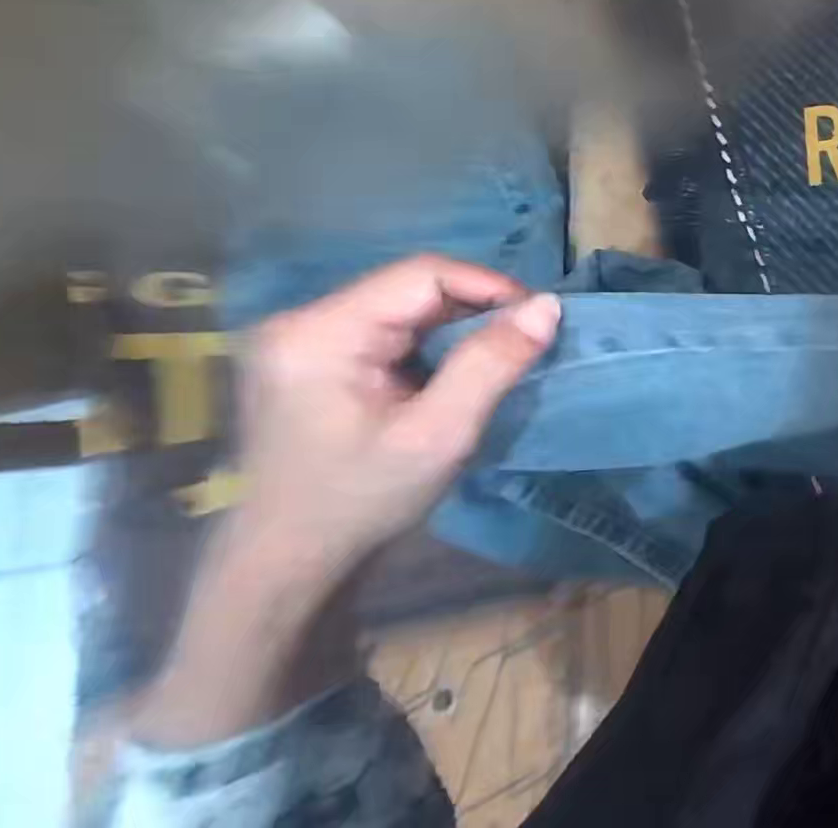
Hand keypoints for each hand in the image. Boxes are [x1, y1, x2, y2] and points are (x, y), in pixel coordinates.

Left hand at [234, 254, 560, 571]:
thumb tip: (548, 306)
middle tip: (523, 344)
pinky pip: (392, 329)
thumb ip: (492, 363)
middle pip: (413, 288)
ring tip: (497, 359)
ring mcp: (305, 339)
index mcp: (321, 332)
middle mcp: (304, 321)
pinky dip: (436, 344)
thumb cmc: (362, 500)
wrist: (289, 561)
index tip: (537, 320)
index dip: (489, 287)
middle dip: (478, 309)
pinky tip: (455, 373)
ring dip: (460, 327)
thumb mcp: (440, 433)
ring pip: (407, 308)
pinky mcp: (315, 358)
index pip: (422, 275)